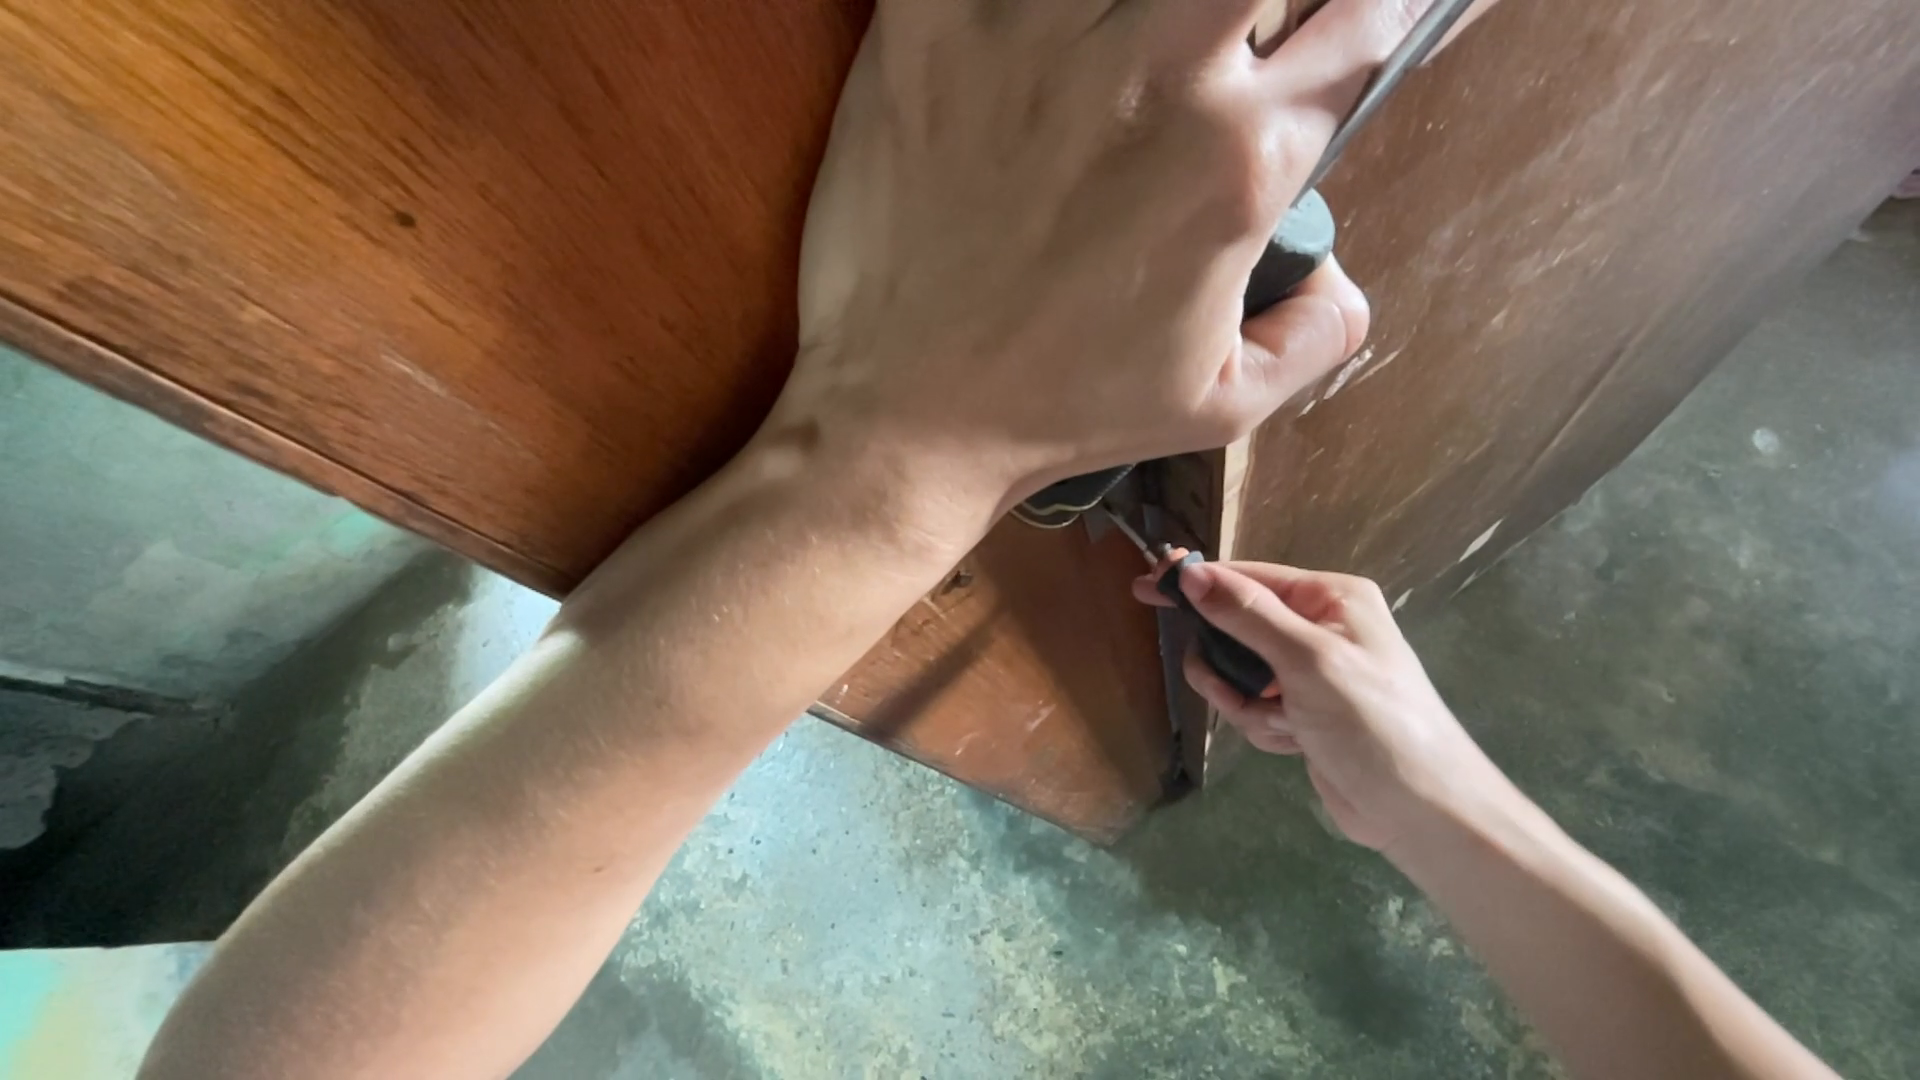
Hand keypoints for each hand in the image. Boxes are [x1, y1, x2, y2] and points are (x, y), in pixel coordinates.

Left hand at [777, 0, 1434, 507]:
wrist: (907, 419)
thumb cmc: (1058, 417)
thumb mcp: (1219, 408)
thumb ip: (1316, 333)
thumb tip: (1339, 271)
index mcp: (1235, 161)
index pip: (1360, 25)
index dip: (1372, 16)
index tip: (1346, 29)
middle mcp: (1155, 73)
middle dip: (1252, 8)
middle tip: (1216, 49)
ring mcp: (1035, 36)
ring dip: (1137, 7)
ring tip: (1122, 60)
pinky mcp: (928, 29)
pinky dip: (1010, 1)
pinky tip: (1016, 36)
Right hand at [1134, 555, 1507, 853]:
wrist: (1420, 811)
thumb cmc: (1371, 722)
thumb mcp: (1306, 660)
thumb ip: (1246, 614)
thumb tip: (1191, 572)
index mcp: (1329, 598)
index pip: (1246, 576)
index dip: (1196, 581)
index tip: (1147, 584)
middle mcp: (1318, 626)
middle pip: (1234, 625)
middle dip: (1225, 662)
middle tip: (1218, 685)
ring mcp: (1308, 671)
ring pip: (1236, 670)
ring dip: (1244, 700)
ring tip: (1276, 722)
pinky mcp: (1301, 710)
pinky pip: (1252, 703)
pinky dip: (1262, 723)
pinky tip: (1292, 741)